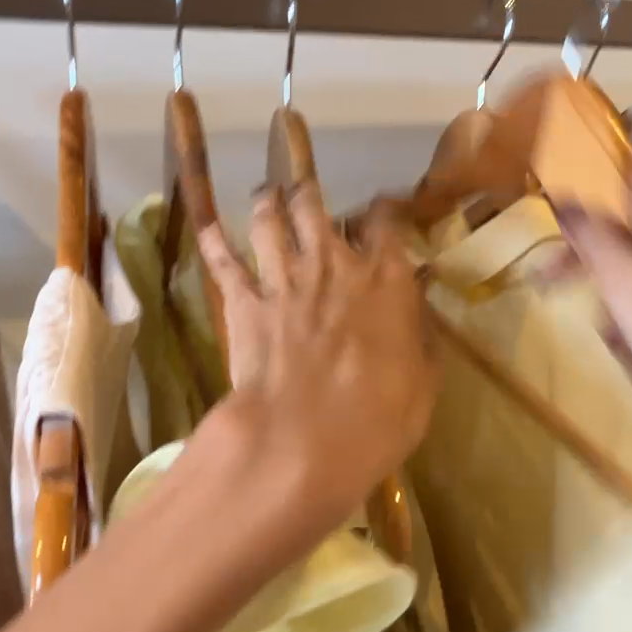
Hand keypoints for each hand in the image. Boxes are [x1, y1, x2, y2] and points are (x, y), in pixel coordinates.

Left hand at [197, 183, 437, 528]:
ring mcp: (284, 279)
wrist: (305, 437)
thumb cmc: (378, 416)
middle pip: (317, 208)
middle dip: (311, 196)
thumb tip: (419, 311)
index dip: (384, 211)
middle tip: (307, 195)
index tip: (383, 210)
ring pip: (269, 221)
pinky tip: (209, 226)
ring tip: (266, 196)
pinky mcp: (244, 303)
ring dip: (267, 204)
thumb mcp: (423, 382)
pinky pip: (223, 262)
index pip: (386, 223)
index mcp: (385, 279)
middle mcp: (333, 264)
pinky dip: (214, 242)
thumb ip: (422, 338)